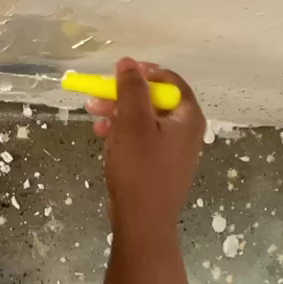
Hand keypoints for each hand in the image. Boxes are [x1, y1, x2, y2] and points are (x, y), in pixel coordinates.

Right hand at [84, 59, 205, 234]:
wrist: (143, 221)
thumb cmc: (139, 170)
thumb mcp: (132, 123)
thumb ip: (131, 89)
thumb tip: (128, 62)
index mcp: (188, 117)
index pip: (168, 81)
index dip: (142, 73)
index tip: (116, 74)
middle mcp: (186, 131)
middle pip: (154, 100)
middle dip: (124, 96)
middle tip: (96, 97)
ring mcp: (174, 150)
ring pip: (145, 121)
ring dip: (119, 115)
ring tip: (94, 118)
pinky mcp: (160, 166)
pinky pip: (142, 140)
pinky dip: (123, 134)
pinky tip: (104, 138)